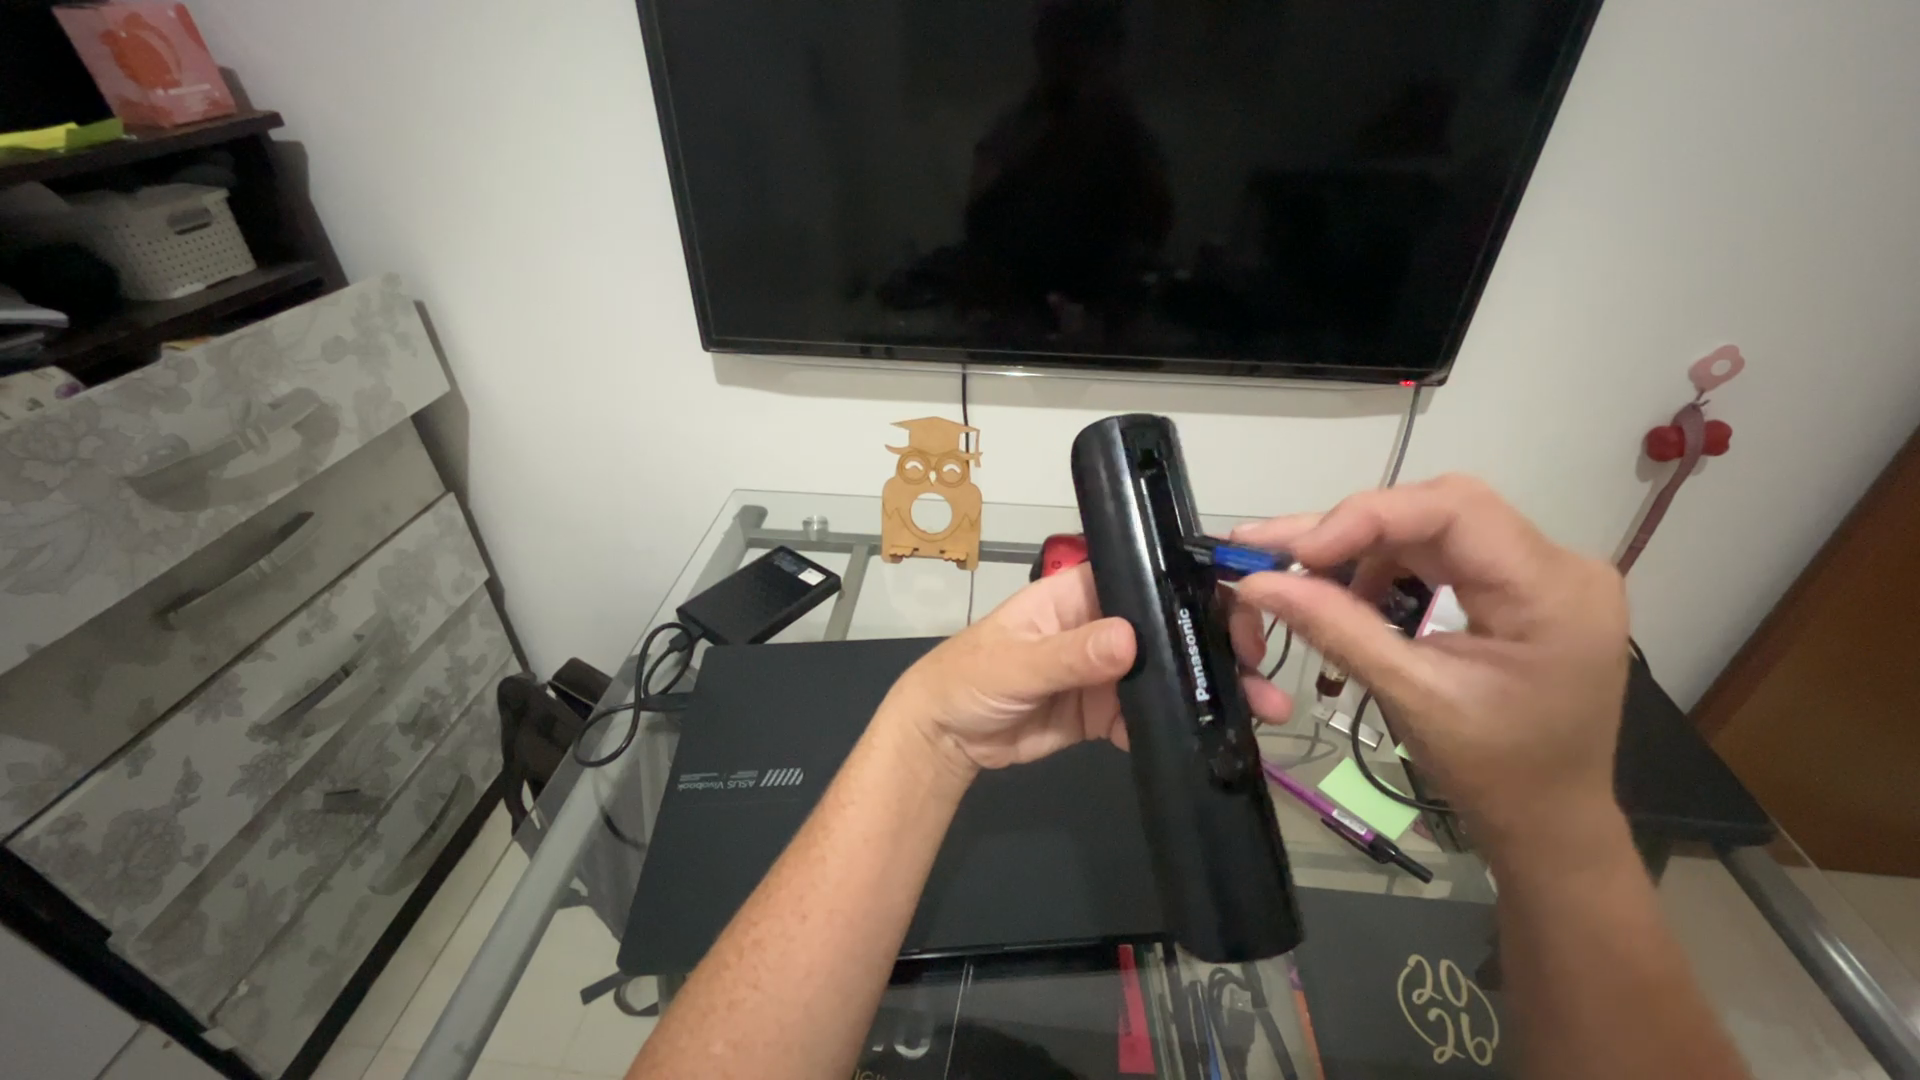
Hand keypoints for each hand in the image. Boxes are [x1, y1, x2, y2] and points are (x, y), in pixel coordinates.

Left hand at [886, 564, 1290, 778]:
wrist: (946, 737)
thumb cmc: (968, 676)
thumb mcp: (1015, 661)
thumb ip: (1070, 653)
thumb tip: (1129, 640)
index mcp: (1082, 594)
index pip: (1148, 578)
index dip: (1197, 589)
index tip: (1238, 614)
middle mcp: (1104, 626)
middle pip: (1173, 627)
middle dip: (1220, 644)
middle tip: (1261, 670)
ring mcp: (1108, 671)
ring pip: (1171, 673)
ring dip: (1212, 689)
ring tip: (1259, 711)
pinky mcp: (1106, 712)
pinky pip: (1149, 716)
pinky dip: (1176, 726)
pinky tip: (1208, 739)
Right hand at [1231, 476, 1629, 849]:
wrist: (1547, 820)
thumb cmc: (1494, 771)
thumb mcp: (1411, 697)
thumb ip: (1336, 628)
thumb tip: (1255, 582)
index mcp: (1550, 589)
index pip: (1452, 509)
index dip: (1363, 518)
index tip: (1292, 554)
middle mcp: (1552, 564)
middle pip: (1434, 509)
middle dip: (1347, 529)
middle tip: (1270, 551)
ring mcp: (1532, 573)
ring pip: (1424, 527)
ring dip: (1355, 547)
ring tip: (1292, 576)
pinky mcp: (1507, 587)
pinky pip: (1431, 554)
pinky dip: (1377, 567)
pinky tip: (1342, 593)